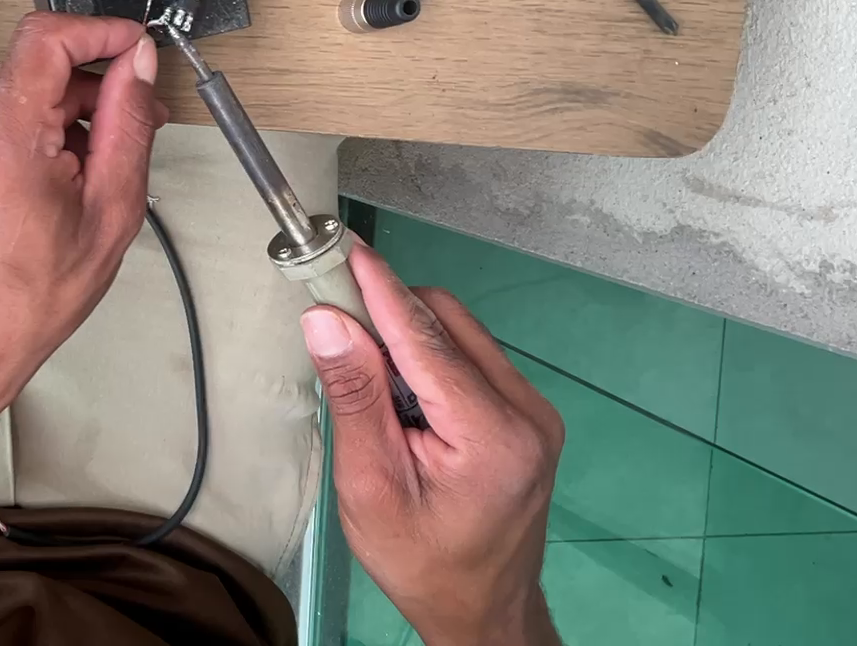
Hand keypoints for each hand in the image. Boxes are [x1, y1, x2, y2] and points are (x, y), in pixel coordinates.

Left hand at [0, 13, 167, 475]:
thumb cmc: (35, 294)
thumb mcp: (111, 212)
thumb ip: (128, 125)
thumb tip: (137, 64)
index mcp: (3, 145)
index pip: (43, 40)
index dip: (96, 32)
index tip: (130, 44)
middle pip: (40, 73)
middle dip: (93, 94)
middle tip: (134, 128)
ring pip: (23, 96)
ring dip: (65, 119)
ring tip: (89, 171)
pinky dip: (34, 133)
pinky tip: (53, 175)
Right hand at [299, 243, 564, 645]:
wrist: (481, 611)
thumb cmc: (417, 557)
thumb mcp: (369, 483)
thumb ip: (354, 395)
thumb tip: (324, 318)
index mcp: (492, 433)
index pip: (422, 336)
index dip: (377, 287)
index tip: (342, 246)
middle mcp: (525, 409)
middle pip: (445, 318)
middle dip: (387, 307)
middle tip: (332, 317)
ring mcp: (532, 408)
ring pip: (456, 328)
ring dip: (404, 328)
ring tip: (363, 366)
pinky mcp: (525, 411)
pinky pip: (466, 350)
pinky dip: (423, 348)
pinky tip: (397, 385)